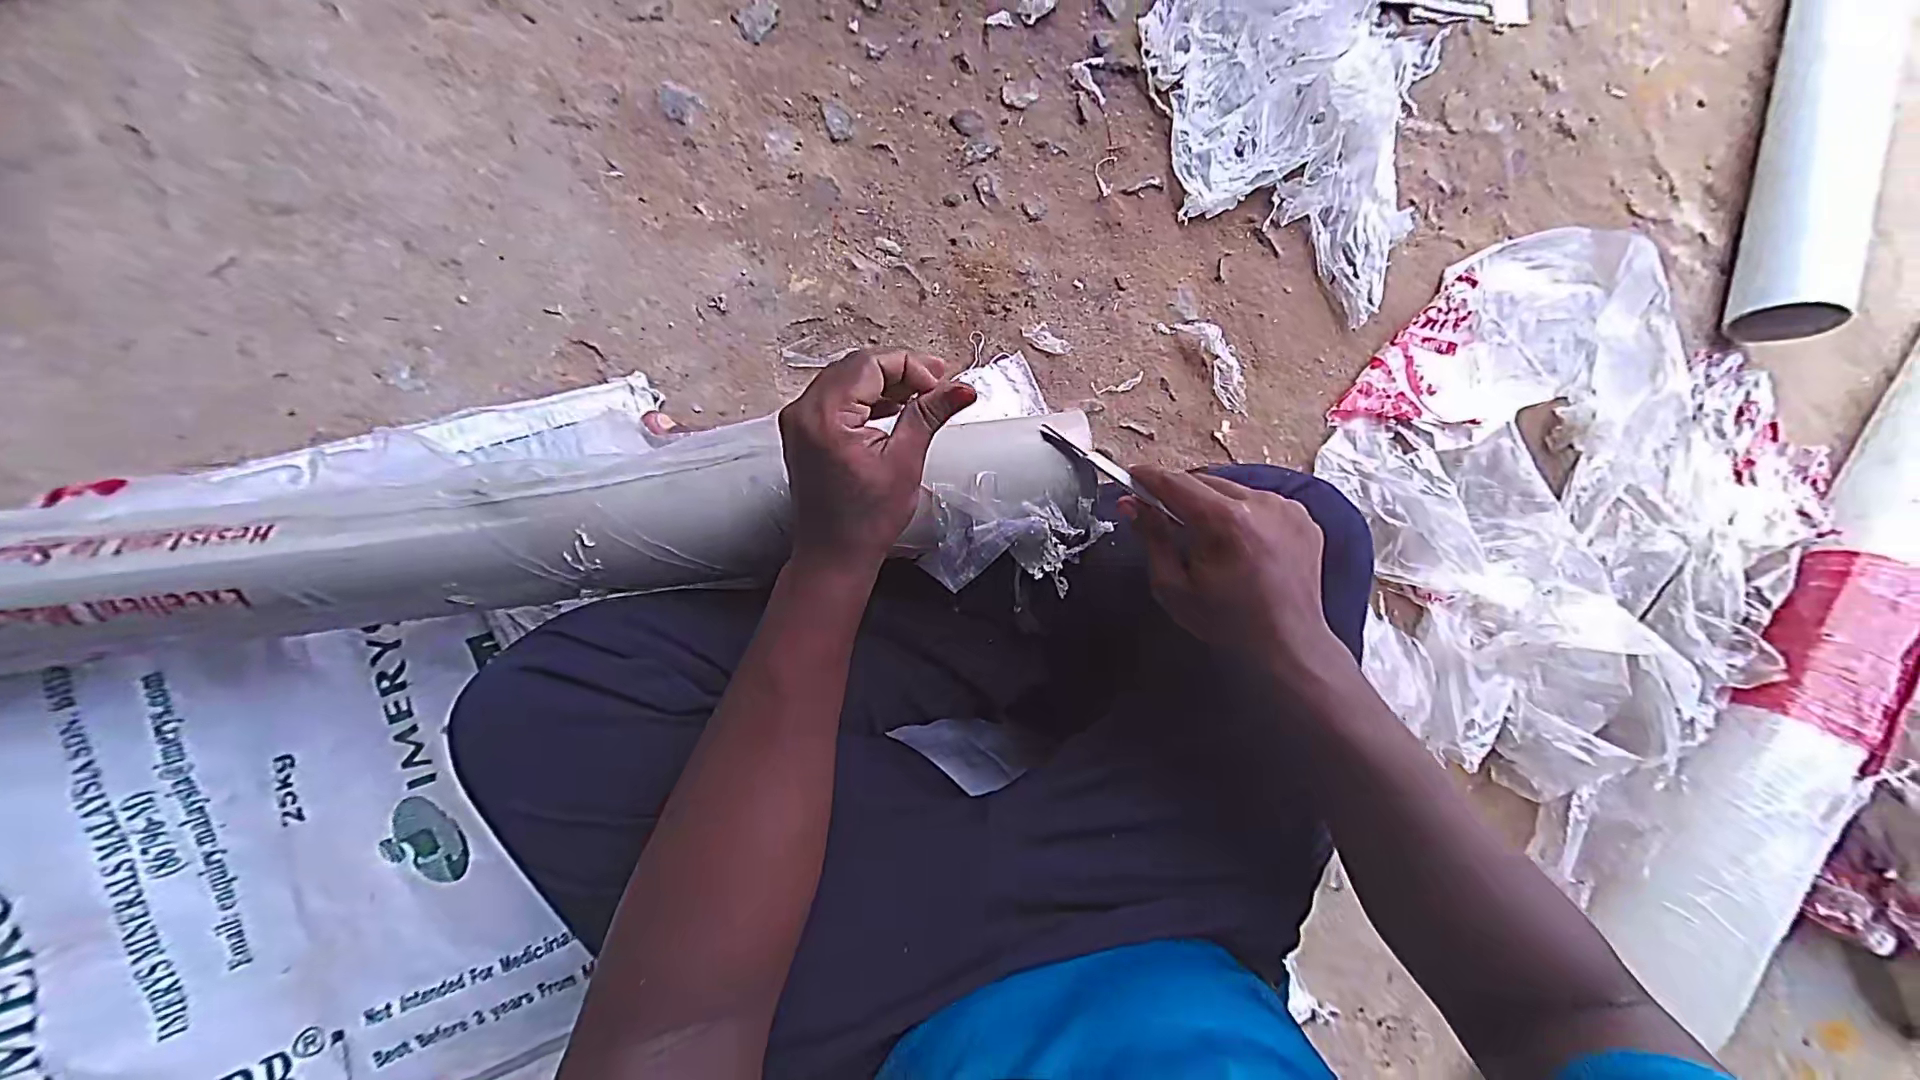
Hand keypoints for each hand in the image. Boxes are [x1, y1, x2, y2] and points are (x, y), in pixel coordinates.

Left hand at [778, 348, 976, 567]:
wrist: (835, 555)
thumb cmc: (863, 522)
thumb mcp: (904, 461)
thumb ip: (929, 415)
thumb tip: (959, 389)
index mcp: (824, 416)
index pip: (870, 364)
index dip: (911, 367)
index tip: (939, 384)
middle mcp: (803, 413)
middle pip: (857, 367)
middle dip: (900, 371)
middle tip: (937, 383)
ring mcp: (800, 422)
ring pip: (847, 379)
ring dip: (885, 382)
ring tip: (921, 395)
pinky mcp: (804, 432)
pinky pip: (837, 398)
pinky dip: (867, 398)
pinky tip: (894, 407)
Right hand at [1123, 467, 1346, 672]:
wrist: (1288, 644)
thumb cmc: (1228, 622)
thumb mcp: (1173, 585)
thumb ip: (1152, 538)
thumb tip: (1131, 506)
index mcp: (1226, 521)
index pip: (1176, 483)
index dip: (1148, 477)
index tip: (1131, 476)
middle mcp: (1261, 505)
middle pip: (1204, 481)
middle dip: (1178, 494)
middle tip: (1161, 516)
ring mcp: (1287, 508)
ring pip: (1231, 488)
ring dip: (1210, 502)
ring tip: (1204, 536)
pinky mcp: (1302, 517)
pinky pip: (1259, 501)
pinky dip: (1240, 512)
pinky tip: (1237, 543)